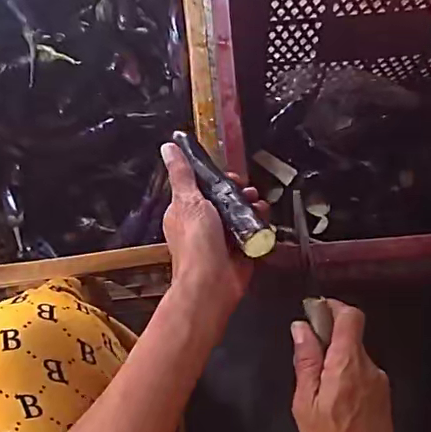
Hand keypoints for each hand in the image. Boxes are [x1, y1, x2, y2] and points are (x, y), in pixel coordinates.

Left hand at [159, 142, 264, 318]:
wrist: (213, 283)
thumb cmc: (196, 245)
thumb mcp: (188, 200)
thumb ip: (182, 173)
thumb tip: (169, 148)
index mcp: (185, 213)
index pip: (202, 188)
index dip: (217, 180)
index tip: (229, 177)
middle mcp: (203, 225)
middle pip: (225, 200)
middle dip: (239, 192)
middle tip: (245, 191)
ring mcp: (222, 239)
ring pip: (241, 215)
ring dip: (251, 207)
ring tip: (256, 204)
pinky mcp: (240, 251)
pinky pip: (252, 232)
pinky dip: (259, 225)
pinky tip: (261, 221)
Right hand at [290, 300, 406, 431]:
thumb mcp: (305, 405)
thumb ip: (306, 363)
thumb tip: (301, 327)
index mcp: (347, 364)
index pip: (350, 316)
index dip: (332, 308)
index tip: (313, 314)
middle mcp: (368, 365)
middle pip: (350, 334)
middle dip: (327, 338)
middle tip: (305, 359)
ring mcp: (378, 379)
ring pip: (353, 354)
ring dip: (334, 359)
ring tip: (316, 389)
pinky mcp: (382, 392)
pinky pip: (360, 371)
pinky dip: (344, 374)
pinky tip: (332, 401)